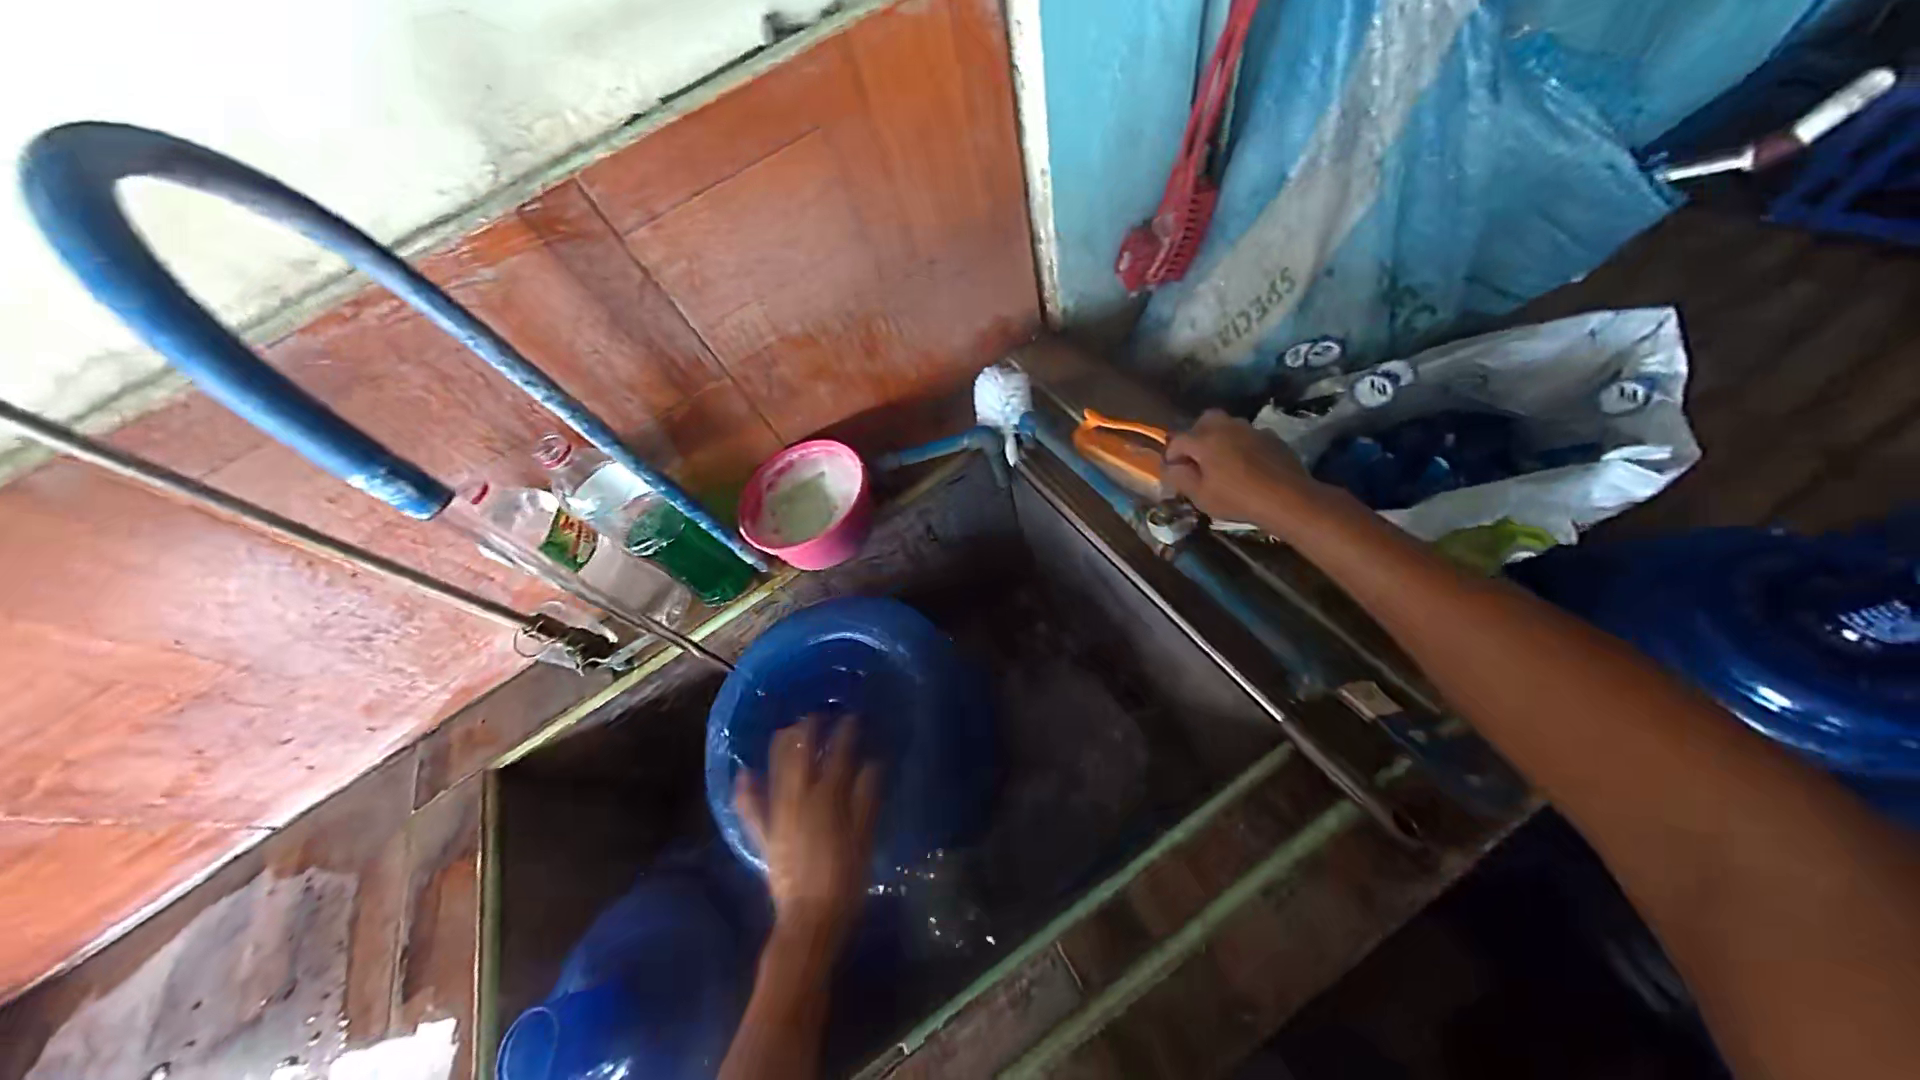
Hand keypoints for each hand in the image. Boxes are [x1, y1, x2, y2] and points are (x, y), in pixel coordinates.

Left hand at [735, 716, 881, 943]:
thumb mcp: (864, 840)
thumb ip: (867, 800)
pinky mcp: (764, 835)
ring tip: (788, 730)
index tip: (851, 717)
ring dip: (782, 747)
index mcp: (827, 801)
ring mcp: (777, 817)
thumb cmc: (845, 881)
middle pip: (800, 756)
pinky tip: (745, 773)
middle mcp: (798, 801)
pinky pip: (750, 807)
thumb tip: (873, 764)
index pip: (837, 757)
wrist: (809, 921)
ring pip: (776, 771)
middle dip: (807, 731)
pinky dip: (747, 788)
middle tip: (816, 715)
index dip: (845, 734)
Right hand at [1163, 409, 1320, 524]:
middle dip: (1195, 437)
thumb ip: (1179, 477)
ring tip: (1221, 463)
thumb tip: (1169, 465)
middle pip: (1203, 422)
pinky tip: (1246, 466)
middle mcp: (1226, 426)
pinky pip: (1247, 436)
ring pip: (1227, 426)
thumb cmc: (1237, 498)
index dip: (1172, 456)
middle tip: (1197, 460)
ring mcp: (1251, 429)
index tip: (1175, 473)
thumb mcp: (1200, 495)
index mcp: (1204, 439)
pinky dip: (1241, 445)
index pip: (1177, 440)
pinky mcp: (1270, 437)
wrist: (1288, 498)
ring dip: (1219, 439)